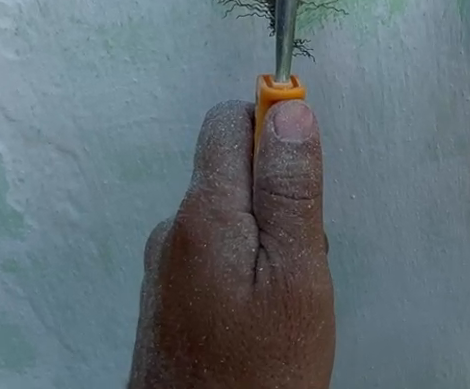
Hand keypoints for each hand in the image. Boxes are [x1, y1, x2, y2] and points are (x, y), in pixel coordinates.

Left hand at [128, 100, 334, 388]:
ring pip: (232, 211)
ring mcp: (167, 265)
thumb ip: (292, 188)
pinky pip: (218, 248)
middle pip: (233, 167)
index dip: (272, 127)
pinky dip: (246, 262)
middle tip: (302, 255)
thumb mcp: (296, 274)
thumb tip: (289, 107)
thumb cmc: (261, 368)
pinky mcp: (169, 297)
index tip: (302, 175)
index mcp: (203, 211)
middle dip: (277, 192)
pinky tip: (262, 314)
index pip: (229, 120)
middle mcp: (174, 228)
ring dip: (266, 233)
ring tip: (285, 296)